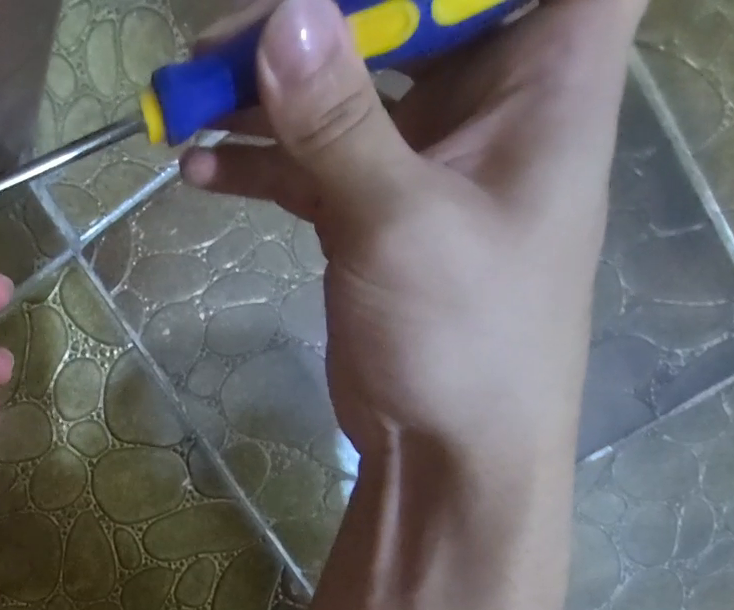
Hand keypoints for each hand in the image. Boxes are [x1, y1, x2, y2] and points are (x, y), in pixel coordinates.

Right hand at [181, 0, 647, 468]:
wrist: (445, 444)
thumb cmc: (464, 331)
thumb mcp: (399, 218)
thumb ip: (338, 121)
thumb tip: (283, 18)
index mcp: (548, 74)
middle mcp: (489, 100)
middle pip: (403, 18)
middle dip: (309, 28)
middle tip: (213, 51)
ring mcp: (420, 158)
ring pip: (341, 94)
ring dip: (264, 98)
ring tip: (185, 107)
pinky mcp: (368, 211)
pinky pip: (307, 165)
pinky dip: (257, 165)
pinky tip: (201, 169)